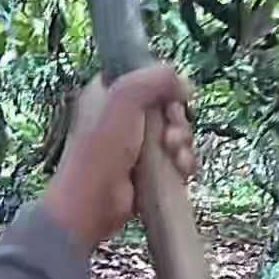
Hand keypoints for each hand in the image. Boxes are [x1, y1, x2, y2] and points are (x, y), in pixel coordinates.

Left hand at [44, 64, 196, 248]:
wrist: (94, 201)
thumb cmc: (102, 146)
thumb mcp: (126, 96)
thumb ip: (157, 77)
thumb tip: (184, 85)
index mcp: (108, 93)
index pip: (146, 78)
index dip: (164, 86)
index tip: (172, 97)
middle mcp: (121, 117)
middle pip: (166, 107)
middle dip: (176, 119)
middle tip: (170, 133)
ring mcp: (135, 146)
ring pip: (174, 134)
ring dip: (182, 142)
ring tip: (173, 152)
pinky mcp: (147, 171)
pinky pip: (176, 160)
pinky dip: (182, 163)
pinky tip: (180, 168)